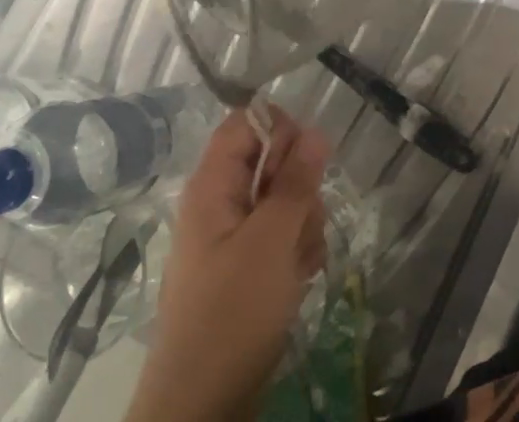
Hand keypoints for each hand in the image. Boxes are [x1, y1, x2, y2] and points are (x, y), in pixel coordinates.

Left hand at [128, 107, 328, 421]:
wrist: (204, 400)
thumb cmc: (233, 312)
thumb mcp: (271, 241)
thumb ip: (294, 183)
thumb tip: (314, 131)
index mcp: (212, 187)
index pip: (246, 124)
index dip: (282, 130)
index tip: (309, 160)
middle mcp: (220, 204)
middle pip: (272, 164)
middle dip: (300, 189)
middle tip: (300, 225)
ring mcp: (234, 238)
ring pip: (285, 203)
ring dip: (304, 226)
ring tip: (298, 262)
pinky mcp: (247, 268)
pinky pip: (283, 238)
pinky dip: (298, 253)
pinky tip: (298, 279)